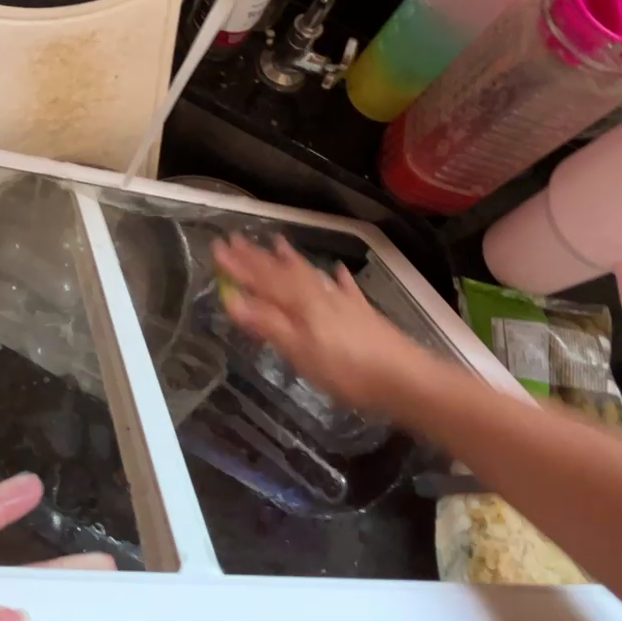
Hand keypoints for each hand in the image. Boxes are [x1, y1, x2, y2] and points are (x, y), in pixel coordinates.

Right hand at [211, 234, 435, 414]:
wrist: (405, 379)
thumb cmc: (347, 370)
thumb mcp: (299, 350)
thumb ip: (267, 324)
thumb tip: (231, 301)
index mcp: (300, 303)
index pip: (262, 279)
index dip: (238, 266)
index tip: (216, 250)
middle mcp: (319, 295)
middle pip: (283, 272)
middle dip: (257, 257)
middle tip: (235, 240)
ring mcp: (342, 303)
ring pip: (309, 275)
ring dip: (290, 260)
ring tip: (277, 243)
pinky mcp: (361, 314)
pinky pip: (343, 289)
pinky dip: (336, 279)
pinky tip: (336, 272)